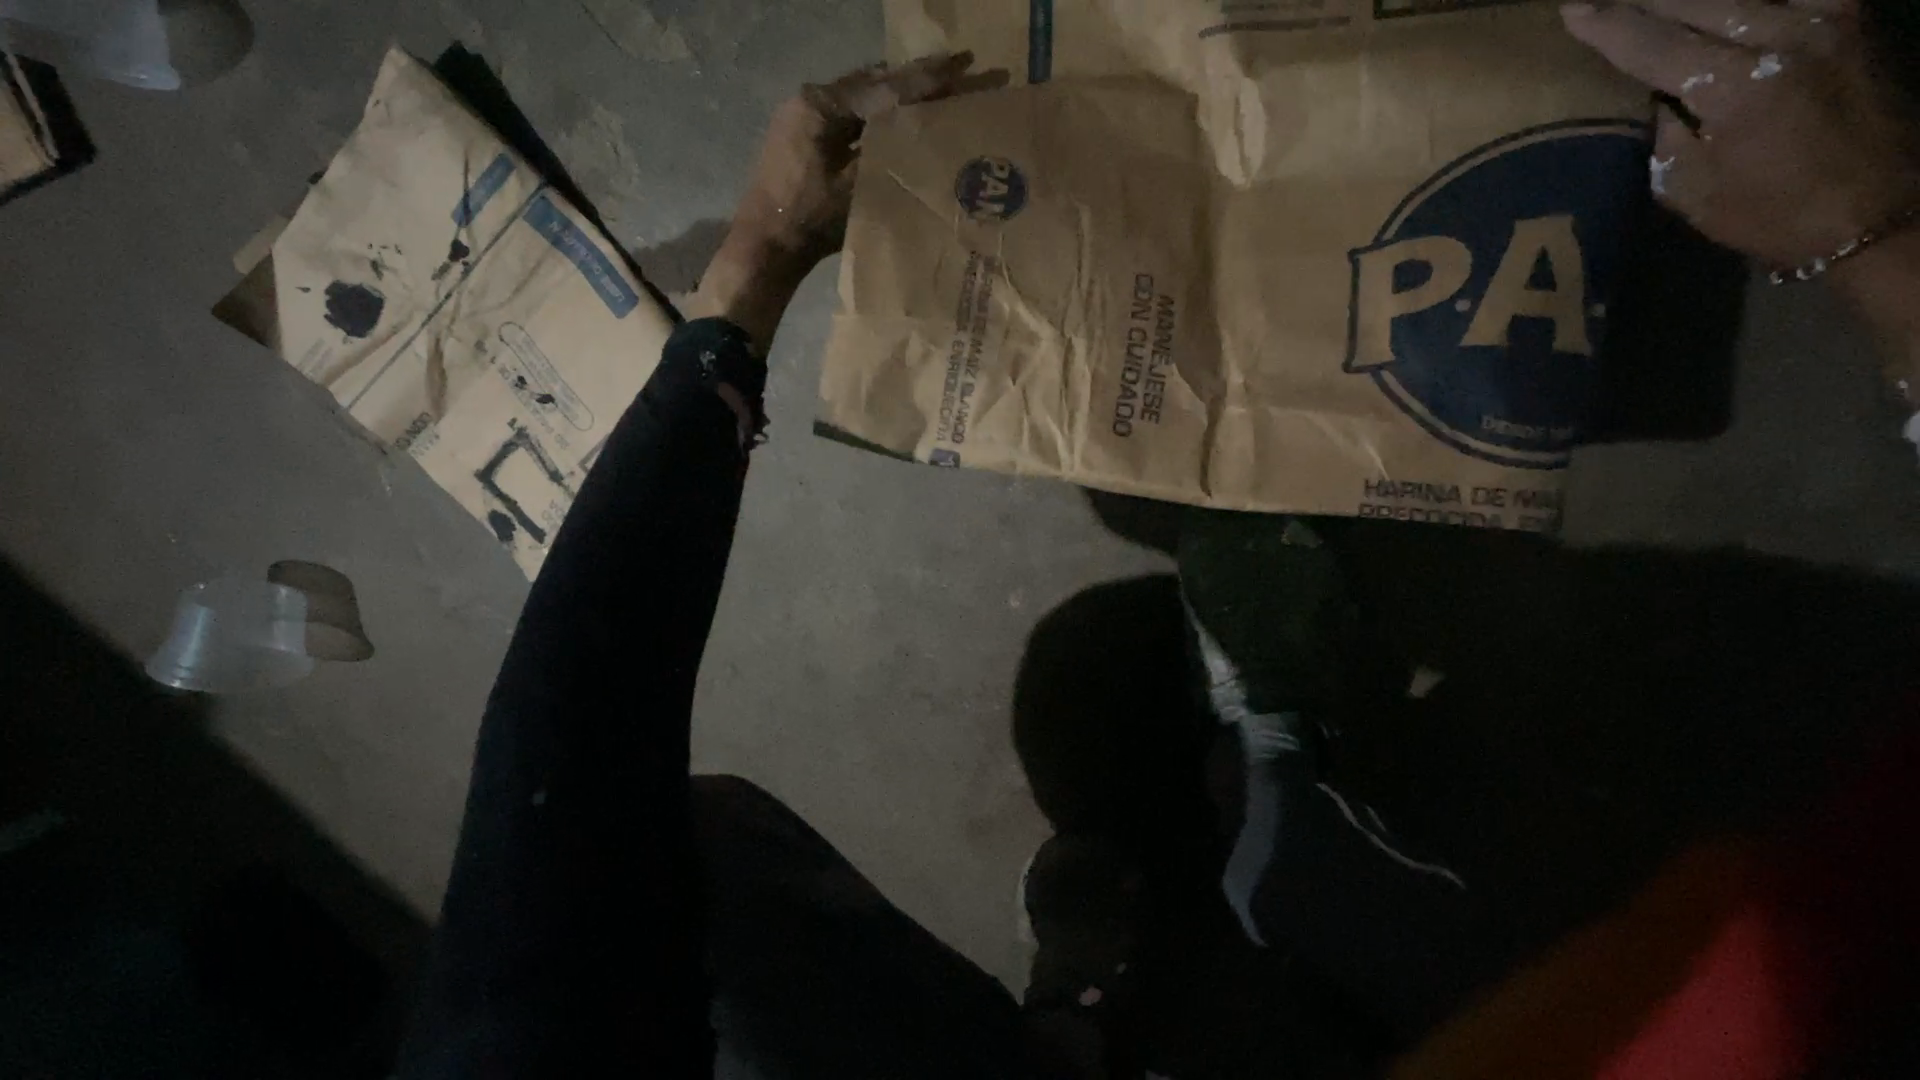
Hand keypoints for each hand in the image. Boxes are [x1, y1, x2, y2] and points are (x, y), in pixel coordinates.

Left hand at [733, 52, 979, 268]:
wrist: (765, 243)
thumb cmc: (810, 219)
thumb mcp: (856, 188)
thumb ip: (887, 151)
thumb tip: (922, 129)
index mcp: (821, 106)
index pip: (883, 87)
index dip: (925, 80)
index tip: (959, 67)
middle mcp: (810, 99)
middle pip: (870, 82)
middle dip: (912, 79)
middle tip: (954, 70)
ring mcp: (802, 115)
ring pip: (858, 96)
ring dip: (893, 93)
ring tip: (933, 88)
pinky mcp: (801, 133)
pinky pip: (847, 113)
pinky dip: (874, 112)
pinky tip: (897, 117)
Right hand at [1562, 0, 1919, 268]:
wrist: (1879, 209)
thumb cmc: (1770, 213)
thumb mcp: (1690, 189)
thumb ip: (1663, 135)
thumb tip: (1646, 98)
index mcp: (1739, 88)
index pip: (1655, 45)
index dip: (1608, 27)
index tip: (1572, 8)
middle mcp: (1786, 37)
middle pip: (1698, 0)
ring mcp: (1828, 18)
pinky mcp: (1852, 16)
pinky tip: (1718, 2)